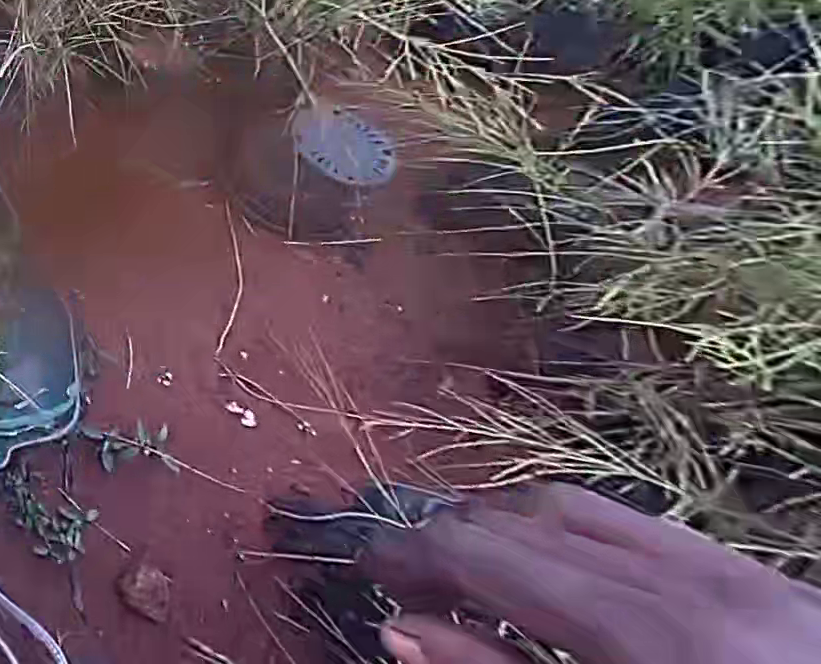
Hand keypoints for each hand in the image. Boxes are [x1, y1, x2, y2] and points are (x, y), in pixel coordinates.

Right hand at [363, 483, 820, 663]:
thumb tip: (398, 631)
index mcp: (662, 639)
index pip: (476, 551)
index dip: (404, 555)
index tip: (367, 574)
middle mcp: (696, 584)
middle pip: (509, 517)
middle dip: (439, 540)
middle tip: (408, 581)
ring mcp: (746, 575)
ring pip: (563, 503)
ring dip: (492, 523)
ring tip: (467, 566)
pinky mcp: (775, 582)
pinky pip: (629, 523)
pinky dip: (560, 529)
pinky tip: (552, 567)